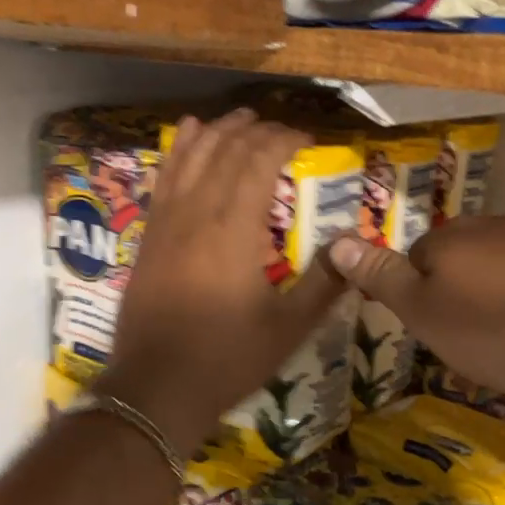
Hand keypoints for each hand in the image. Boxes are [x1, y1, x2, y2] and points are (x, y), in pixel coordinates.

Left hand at [93, 109, 350, 451]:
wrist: (155, 386)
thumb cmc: (227, 358)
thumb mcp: (288, 328)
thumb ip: (324, 283)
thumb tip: (354, 245)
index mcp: (235, 228)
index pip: (259, 161)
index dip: (284, 141)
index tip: (307, 140)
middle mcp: (199, 212)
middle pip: (226, 151)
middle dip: (255, 131)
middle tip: (280, 129)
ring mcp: (167, 220)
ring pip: (191, 156)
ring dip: (217, 131)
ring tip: (239, 118)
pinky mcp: (149, 234)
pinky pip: (164, 177)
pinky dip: (178, 149)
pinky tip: (186, 135)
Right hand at [326, 215, 504, 395]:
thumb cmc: (499, 327)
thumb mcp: (425, 313)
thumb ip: (383, 278)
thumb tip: (335, 241)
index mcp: (448, 238)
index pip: (416, 260)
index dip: (420, 297)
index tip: (435, 331)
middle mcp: (493, 226)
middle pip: (463, 260)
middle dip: (463, 295)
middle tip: (474, 343)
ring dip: (504, 299)